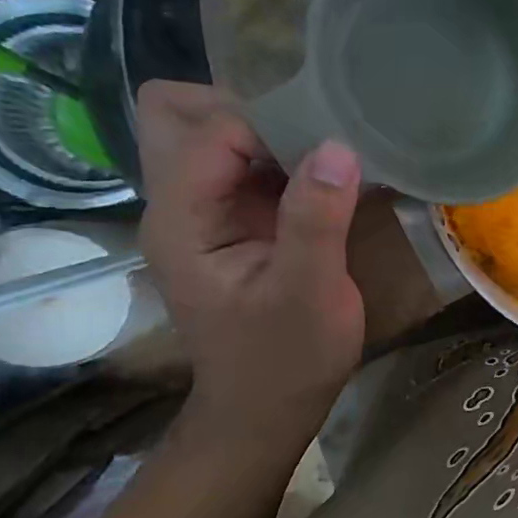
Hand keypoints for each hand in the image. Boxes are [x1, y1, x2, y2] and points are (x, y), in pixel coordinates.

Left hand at [136, 81, 362, 441]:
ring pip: (213, 134)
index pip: (210, 132)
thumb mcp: (309, 293)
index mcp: (182, 221)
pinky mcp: (232, 223)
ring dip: (269, 132)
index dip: (270, 126)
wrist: (267, 408)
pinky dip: (282, 156)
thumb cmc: (286, 358)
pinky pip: (245, 164)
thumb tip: (337, 148)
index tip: (329, 145)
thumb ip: (316, 220)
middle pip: (180, 115)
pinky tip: (326, 178)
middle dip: (246, 110)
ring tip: (327, 154)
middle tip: (312, 136)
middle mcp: (179, 206)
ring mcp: (203, 213)